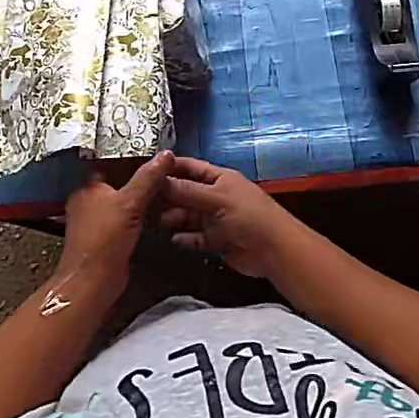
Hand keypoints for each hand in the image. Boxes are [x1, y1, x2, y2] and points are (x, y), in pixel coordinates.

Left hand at [57, 151, 173, 289]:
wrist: (94, 282)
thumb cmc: (105, 238)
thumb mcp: (129, 202)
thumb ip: (148, 178)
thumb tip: (166, 154)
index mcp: (87, 186)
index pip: (110, 163)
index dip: (131, 157)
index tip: (154, 153)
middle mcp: (89, 200)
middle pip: (118, 182)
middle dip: (139, 178)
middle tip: (166, 170)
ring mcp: (97, 219)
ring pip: (122, 201)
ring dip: (141, 197)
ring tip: (166, 188)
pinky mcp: (106, 236)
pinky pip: (125, 217)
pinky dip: (139, 214)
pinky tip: (157, 211)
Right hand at [159, 157, 312, 277]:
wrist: (274, 250)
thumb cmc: (249, 215)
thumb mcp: (216, 197)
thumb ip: (187, 190)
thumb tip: (159, 180)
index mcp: (219, 179)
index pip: (190, 168)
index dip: (170, 168)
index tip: (147, 171)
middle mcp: (216, 196)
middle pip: (186, 193)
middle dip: (168, 196)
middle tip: (144, 201)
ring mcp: (217, 219)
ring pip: (189, 216)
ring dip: (174, 219)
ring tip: (156, 222)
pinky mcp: (217, 241)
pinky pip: (196, 238)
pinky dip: (186, 239)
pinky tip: (174, 240)